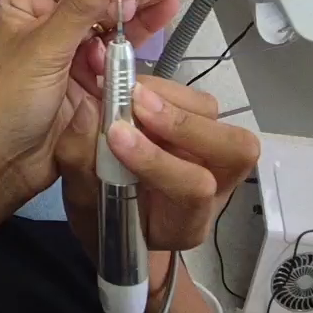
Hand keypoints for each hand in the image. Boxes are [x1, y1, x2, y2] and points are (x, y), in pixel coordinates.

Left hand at [0, 0, 193, 207]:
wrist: (6, 165)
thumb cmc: (10, 101)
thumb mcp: (44, 50)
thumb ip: (79, 7)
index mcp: (26, 3)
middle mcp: (49, 19)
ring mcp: (72, 47)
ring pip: (113, 19)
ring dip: (144, 5)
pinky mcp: (91, 75)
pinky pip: (120, 49)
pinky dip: (141, 33)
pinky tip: (165, 14)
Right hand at [55, 75, 259, 254]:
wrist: (114, 212)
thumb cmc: (100, 214)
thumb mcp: (79, 198)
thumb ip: (80, 159)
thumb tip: (89, 108)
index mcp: (184, 223)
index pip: (193, 191)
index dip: (156, 160)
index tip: (115, 134)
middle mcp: (213, 190)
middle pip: (233, 151)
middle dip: (183, 123)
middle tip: (134, 101)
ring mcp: (211, 156)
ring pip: (216, 118)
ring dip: (172, 100)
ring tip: (128, 93)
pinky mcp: (200, 128)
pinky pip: (197, 101)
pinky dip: (165, 89)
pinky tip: (133, 93)